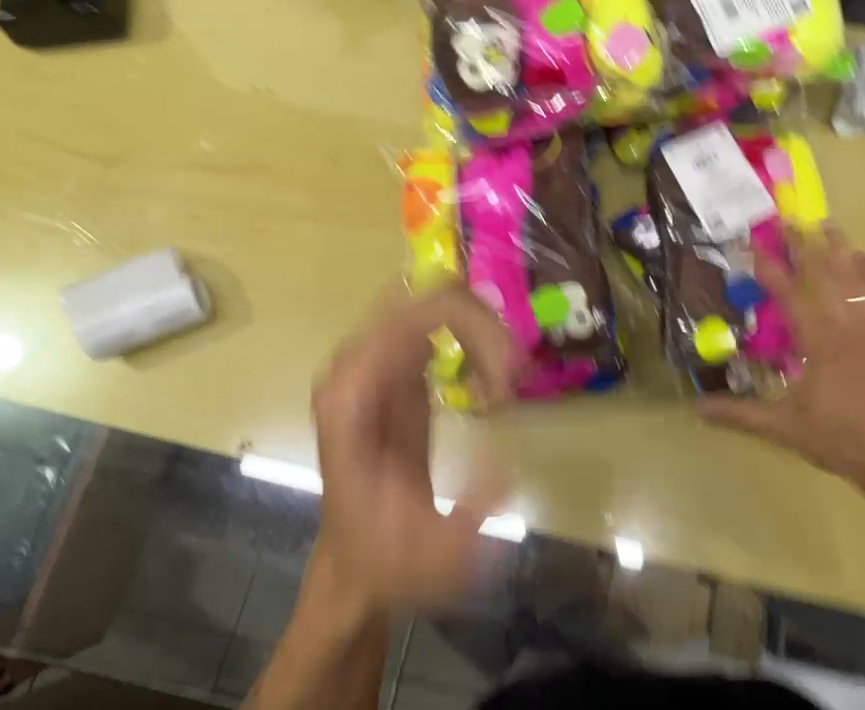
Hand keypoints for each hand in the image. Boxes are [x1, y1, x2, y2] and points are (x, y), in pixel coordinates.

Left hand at [309, 285, 517, 615]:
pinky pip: (434, 322)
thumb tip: (504, 461)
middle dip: (483, 326)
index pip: (413, 313)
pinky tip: (491, 384)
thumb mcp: (435, 553)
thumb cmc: (389, 562)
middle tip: (511, 380)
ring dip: (481, 332)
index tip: (505, 383)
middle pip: (427, 297)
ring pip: (434, 302)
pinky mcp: (389, 371)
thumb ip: (470, 514)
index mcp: (353, 396)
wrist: (355, 567)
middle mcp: (354, 368)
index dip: (472, 330)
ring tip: (503, 385)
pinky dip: (474, 339)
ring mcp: (369, 364)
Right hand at [699, 227, 864, 500]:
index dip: (770, 269)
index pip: (790, 295)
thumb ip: (738, 413)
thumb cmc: (835, 438)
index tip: (753, 246)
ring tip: (828, 224)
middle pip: (826, 274)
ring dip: (842, 249)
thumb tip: (696, 408)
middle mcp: (848, 327)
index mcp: (819, 344)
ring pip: (859, 277)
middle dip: (807, 245)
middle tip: (791, 220)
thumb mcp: (781, 427)